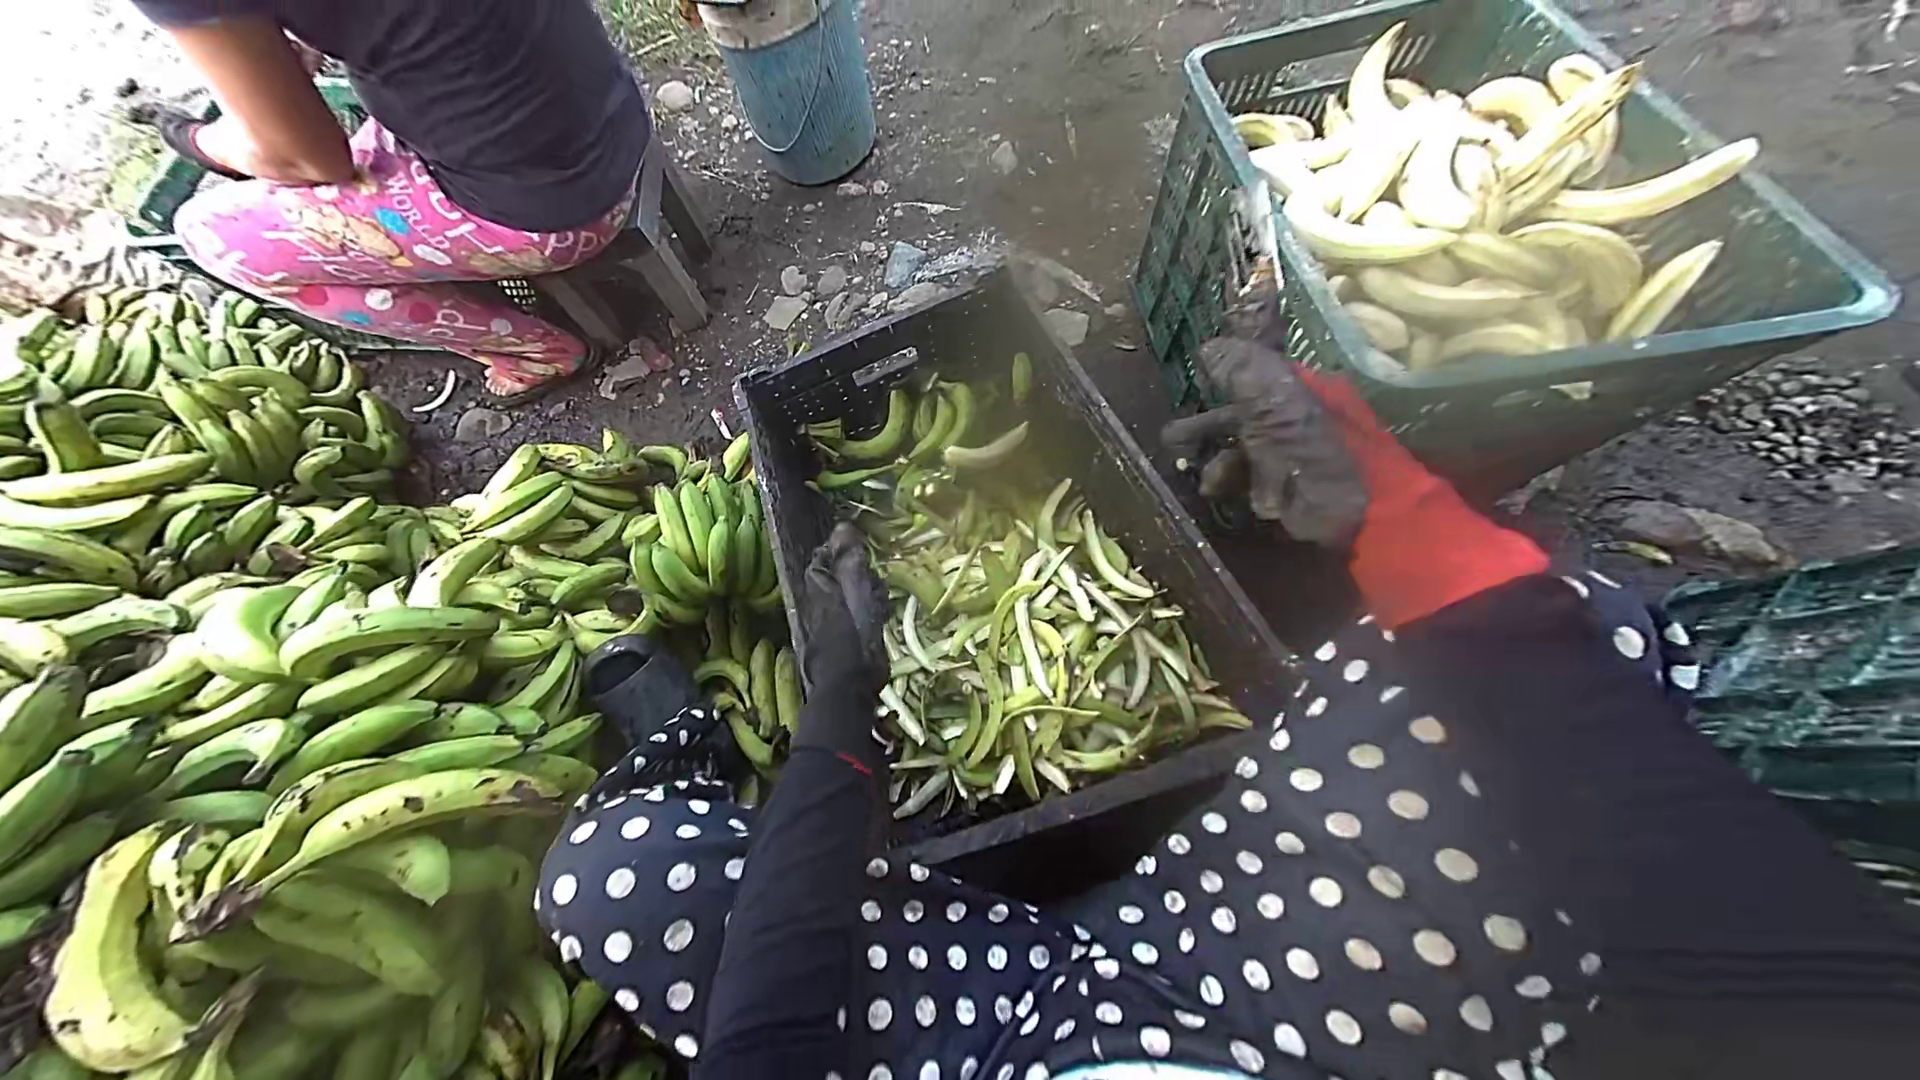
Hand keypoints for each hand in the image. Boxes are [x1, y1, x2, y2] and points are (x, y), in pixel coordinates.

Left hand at [793, 523, 889, 761]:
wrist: (848, 686)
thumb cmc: (851, 634)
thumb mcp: (854, 589)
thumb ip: (848, 559)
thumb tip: (843, 525)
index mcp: (817, 586)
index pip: (825, 555)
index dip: (845, 550)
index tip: (864, 552)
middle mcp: (817, 601)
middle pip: (840, 575)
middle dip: (861, 575)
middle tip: (876, 583)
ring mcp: (827, 622)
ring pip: (850, 595)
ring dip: (868, 595)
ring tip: (881, 602)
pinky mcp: (840, 640)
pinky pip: (855, 615)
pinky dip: (869, 613)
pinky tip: (881, 619)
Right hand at [1162, 298, 1547, 626]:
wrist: (1359, 519)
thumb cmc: (1319, 456)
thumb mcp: (1279, 408)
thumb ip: (1243, 374)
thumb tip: (1207, 346)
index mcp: (1299, 391)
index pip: (1254, 371)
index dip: (1221, 375)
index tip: (1193, 380)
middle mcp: (1292, 418)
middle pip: (1238, 413)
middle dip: (1205, 428)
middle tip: (1172, 439)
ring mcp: (1287, 454)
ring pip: (1237, 449)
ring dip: (1219, 464)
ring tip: (1210, 481)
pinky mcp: (1281, 486)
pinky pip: (1245, 478)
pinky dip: (1233, 483)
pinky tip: (1224, 493)